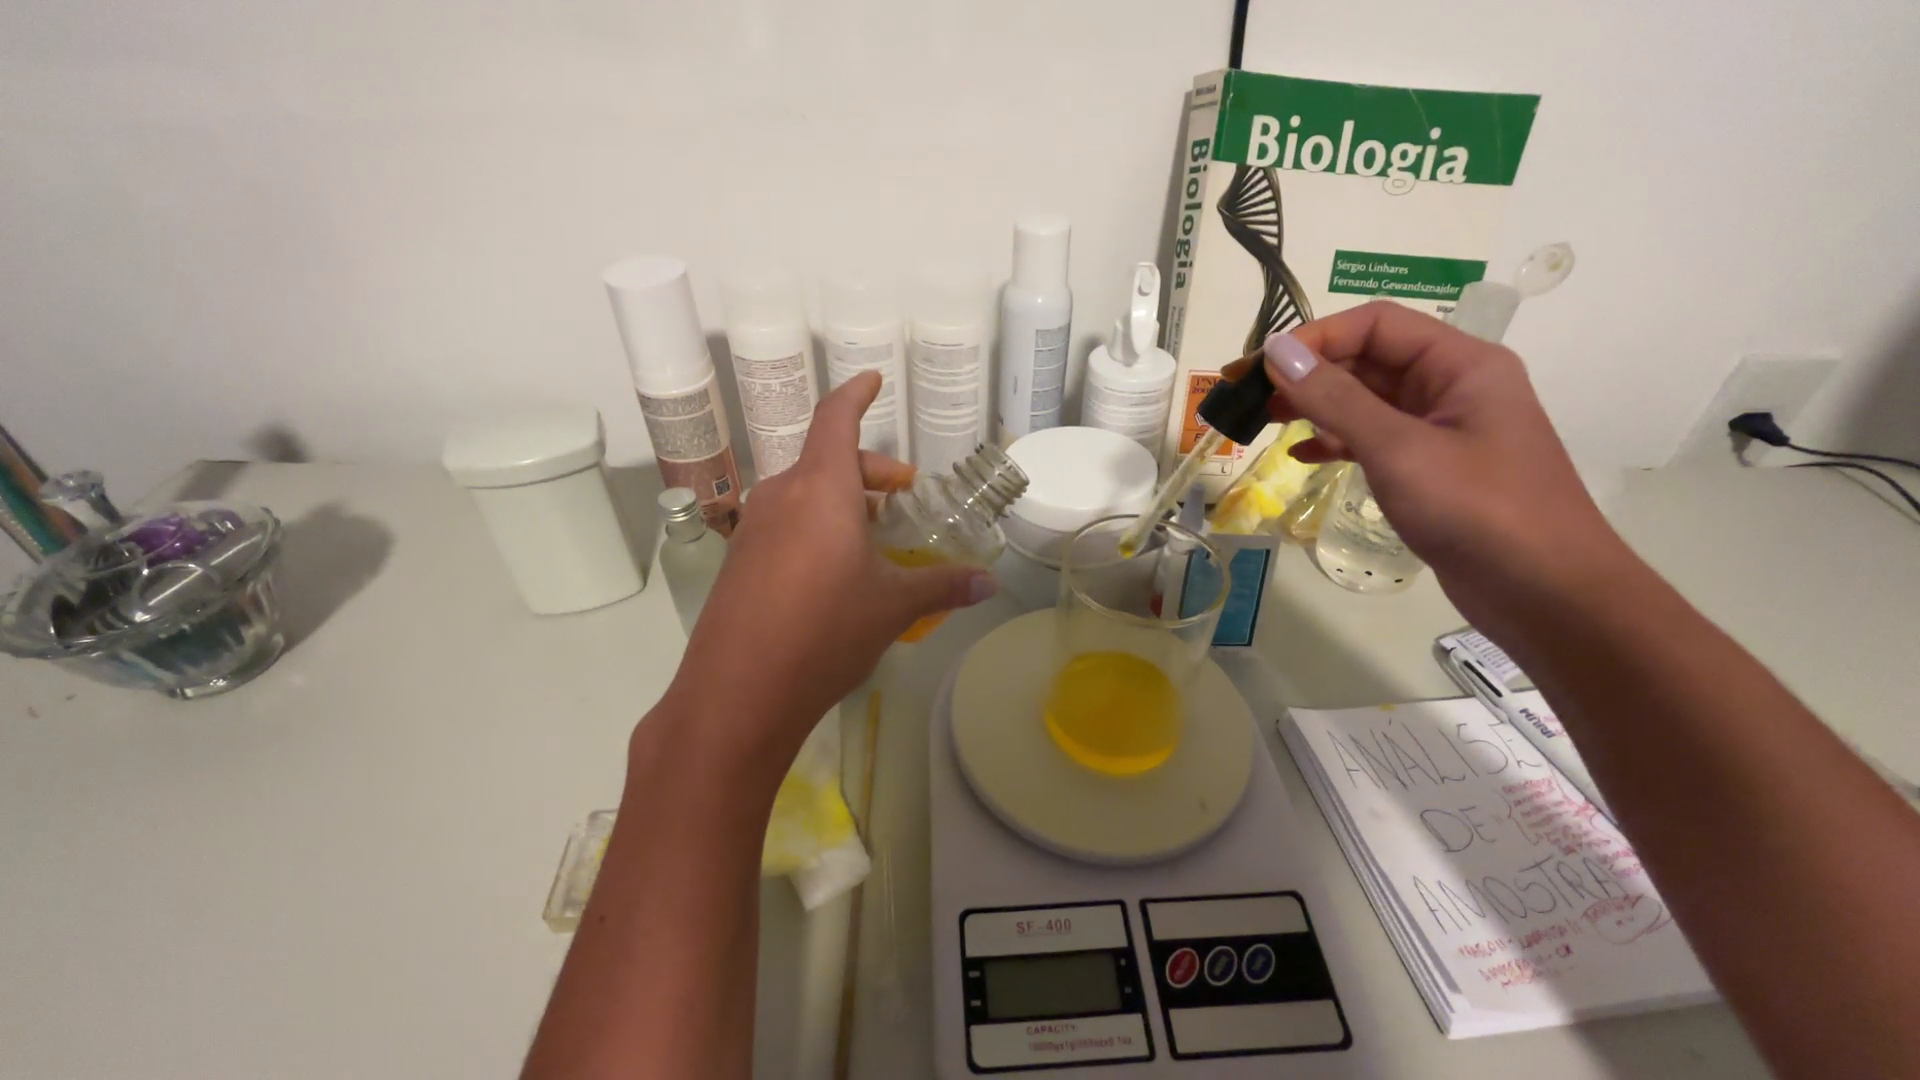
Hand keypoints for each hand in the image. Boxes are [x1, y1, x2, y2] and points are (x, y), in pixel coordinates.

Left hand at [665, 372, 994, 752]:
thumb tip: (988, 583)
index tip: (871, 379)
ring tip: (871, 540)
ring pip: (803, 493)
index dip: (856, 393)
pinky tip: (832, 573)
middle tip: (901, 496)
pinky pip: (783, 524)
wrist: (738, 692)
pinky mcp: (738, 562)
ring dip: (840, 501)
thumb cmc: (825, 631)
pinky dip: (814, 527)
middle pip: (826, 459)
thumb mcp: (892, 606)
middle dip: (868, 470)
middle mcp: (781, 495)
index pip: (836, 418)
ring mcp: (753, 528)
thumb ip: (942, 586)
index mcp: (820, 487)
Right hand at [1245, 301, 1634, 632]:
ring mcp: (1444, 430)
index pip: (1375, 325)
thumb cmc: (1479, 510)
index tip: (1259, 367)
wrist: (1547, 594)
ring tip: (1263, 422)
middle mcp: (1453, 386)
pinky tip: (1303, 456)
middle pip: (1369, 359)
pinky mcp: (1433, 469)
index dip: (1314, 338)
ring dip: (1316, 406)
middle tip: (1247, 397)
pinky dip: (1337, 442)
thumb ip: (1336, 399)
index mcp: (1460, 363)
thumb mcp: (1399, 449)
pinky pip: (1375, 440)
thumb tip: (1277, 353)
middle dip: (1307, 373)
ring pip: (1368, 401)